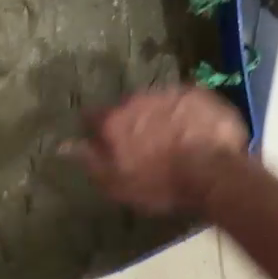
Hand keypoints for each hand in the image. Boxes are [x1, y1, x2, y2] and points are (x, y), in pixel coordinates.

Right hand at [68, 87, 250, 214]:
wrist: (214, 174)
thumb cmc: (161, 185)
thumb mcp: (117, 183)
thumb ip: (90, 161)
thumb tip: (63, 145)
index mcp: (113, 121)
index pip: (92, 117)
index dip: (99, 130)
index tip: (106, 143)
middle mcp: (137, 99)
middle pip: (128, 107)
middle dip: (134, 121)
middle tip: (147, 145)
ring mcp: (170, 93)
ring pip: (158, 102)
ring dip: (162, 116)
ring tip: (176, 140)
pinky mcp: (200, 94)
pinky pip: (187, 101)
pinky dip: (188, 114)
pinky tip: (198, 132)